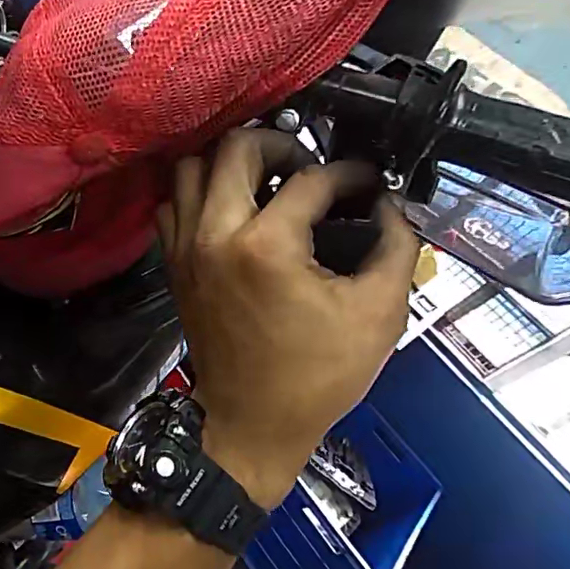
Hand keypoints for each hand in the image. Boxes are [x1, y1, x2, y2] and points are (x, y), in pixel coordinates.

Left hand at [157, 129, 419, 508]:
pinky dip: (199, 194)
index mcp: (266, 246)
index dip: (350, 175)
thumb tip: (390, 206)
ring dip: (231, 164)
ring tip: (266, 184)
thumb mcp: (378, 314)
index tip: (367, 185)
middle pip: (235, 147)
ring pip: (192, 167)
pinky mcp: (173, 264)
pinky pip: (173, 203)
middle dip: (280, 144)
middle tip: (308, 168)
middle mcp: (215, 234)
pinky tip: (231, 211)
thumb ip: (396, 247)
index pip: (311, 179)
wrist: (252, 424)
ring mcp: (185, 248)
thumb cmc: (316, 377)